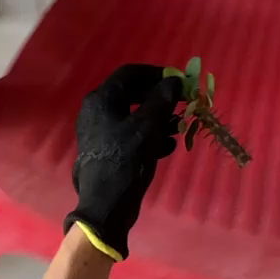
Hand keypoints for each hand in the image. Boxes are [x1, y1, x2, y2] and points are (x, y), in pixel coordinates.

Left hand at [64, 64, 183, 259]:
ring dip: (158, 119)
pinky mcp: (108, 151)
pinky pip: (131, 136)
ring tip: (180, 127)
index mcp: (102, 100)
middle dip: (159, 99)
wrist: (106, 205)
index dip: (156, 74)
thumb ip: (162, 100)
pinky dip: (151, 136)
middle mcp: (97, 112)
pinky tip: (169, 146)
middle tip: (181, 103)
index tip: (178, 82)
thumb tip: (174, 81)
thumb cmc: (125, 161)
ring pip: (134, 117)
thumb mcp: (147, 127)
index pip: (130, 73)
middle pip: (132, 95)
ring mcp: (101, 133)